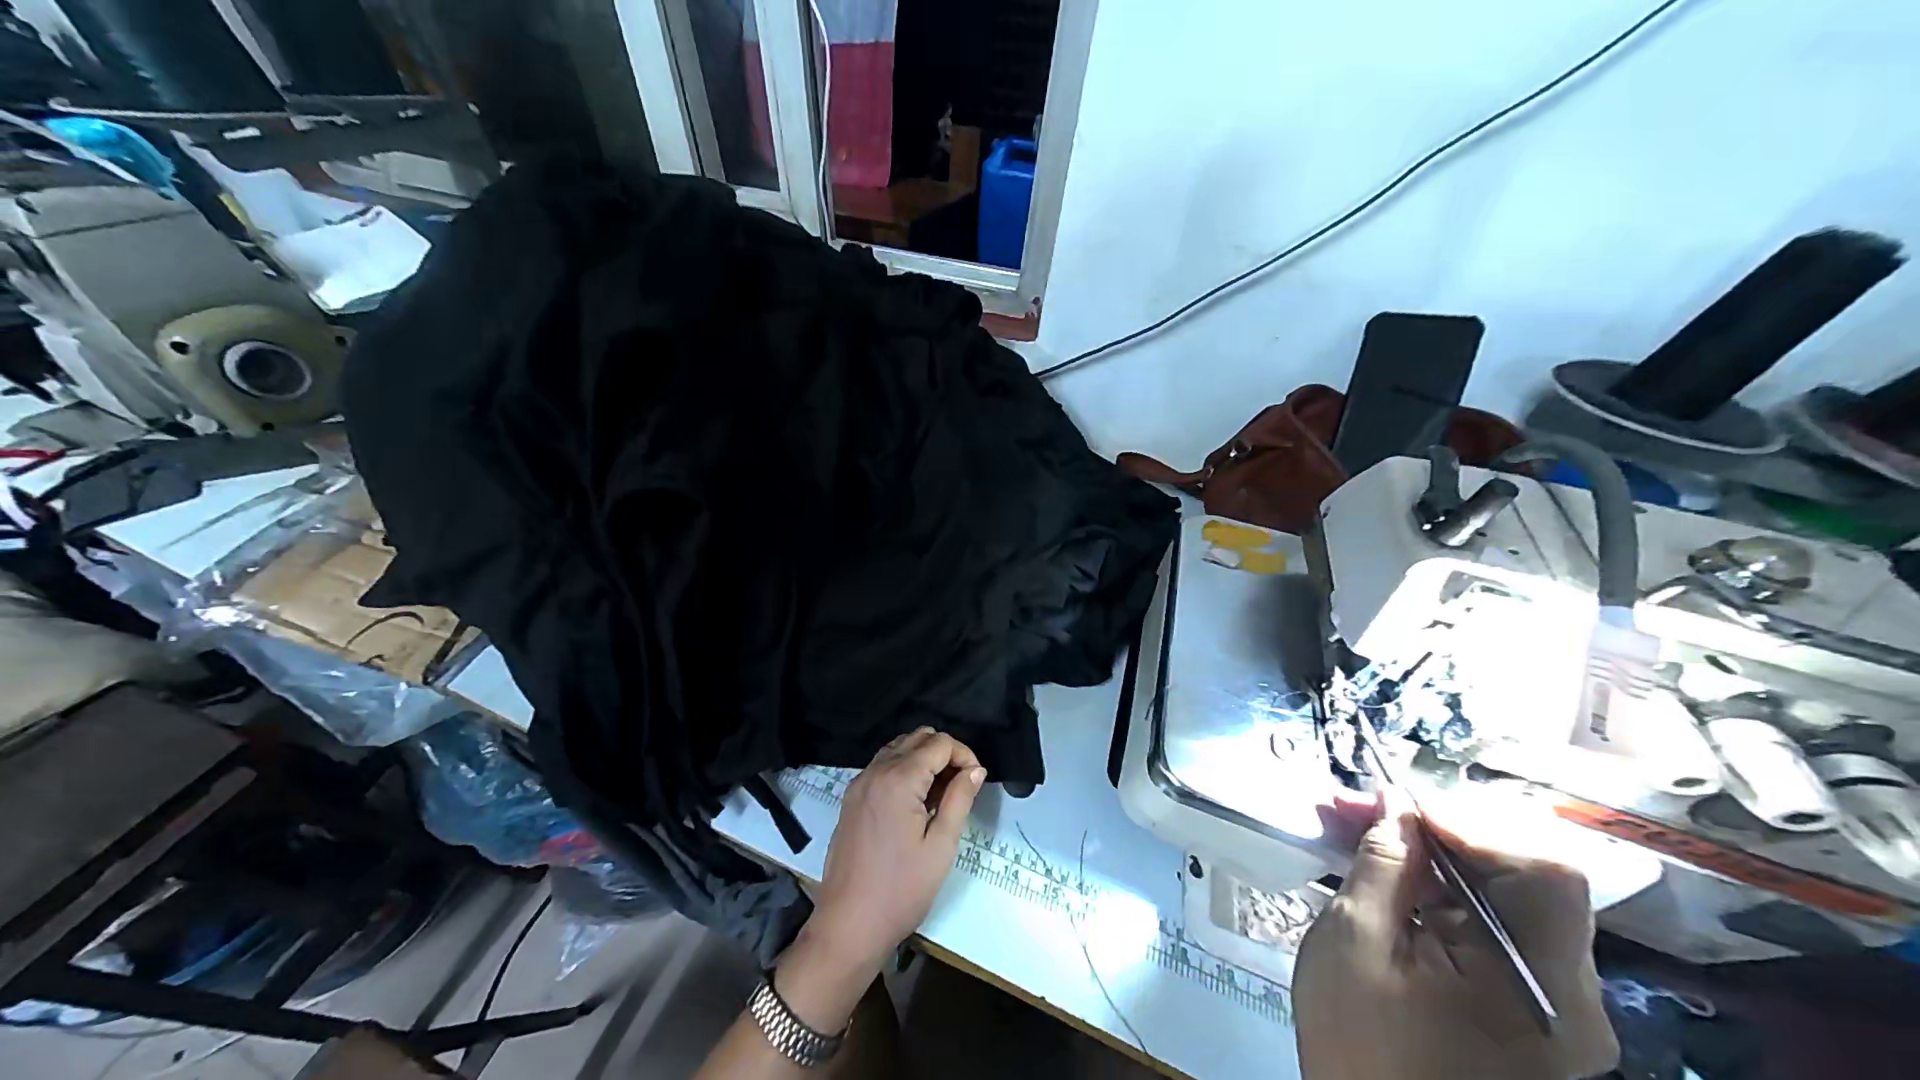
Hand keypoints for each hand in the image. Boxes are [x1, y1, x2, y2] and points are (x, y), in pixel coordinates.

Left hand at [807, 727, 986, 968]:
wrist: (849, 925)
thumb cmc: (901, 889)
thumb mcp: (941, 846)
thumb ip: (959, 799)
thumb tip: (975, 769)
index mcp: (898, 779)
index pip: (939, 743)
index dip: (964, 754)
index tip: (976, 780)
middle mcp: (875, 772)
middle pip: (917, 737)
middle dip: (945, 753)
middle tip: (961, 786)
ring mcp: (859, 784)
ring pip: (898, 748)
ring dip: (923, 759)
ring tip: (940, 795)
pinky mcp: (851, 799)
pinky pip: (882, 766)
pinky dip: (903, 770)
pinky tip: (915, 803)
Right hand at [1293, 789, 1618, 1079]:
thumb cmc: (1361, 1046)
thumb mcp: (1354, 943)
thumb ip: (1382, 865)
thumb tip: (1395, 804)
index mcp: (1546, 989)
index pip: (1544, 871)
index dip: (1471, 823)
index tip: (1397, 808)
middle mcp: (1574, 997)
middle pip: (1524, 878)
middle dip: (1437, 830)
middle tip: (1359, 807)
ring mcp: (1556, 1007)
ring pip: (1504, 896)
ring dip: (1431, 855)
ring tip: (1358, 830)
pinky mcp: (1527, 1011)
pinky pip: (1492, 926)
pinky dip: (1440, 891)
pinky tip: (1388, 877)